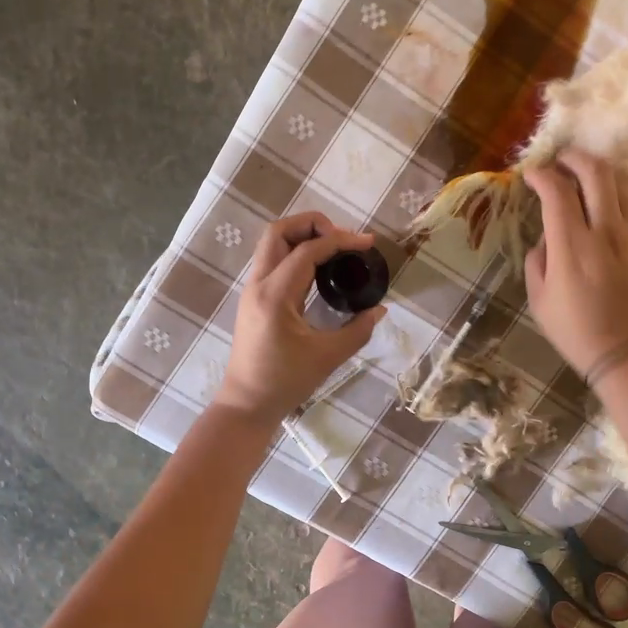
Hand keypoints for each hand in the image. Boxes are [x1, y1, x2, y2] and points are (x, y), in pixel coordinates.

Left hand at [214, 211, 385, 423]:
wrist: (248, 403)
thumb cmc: (285, 382)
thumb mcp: (328, 357)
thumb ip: (358, 330)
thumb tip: (379, 309)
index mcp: (275, 295)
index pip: (308, 251)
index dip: (341, 240)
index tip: (368, 243)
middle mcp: (259, 284)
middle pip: (279, 232)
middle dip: (313, 225)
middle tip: (343, 239)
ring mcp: (253, 290)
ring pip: (272, 244)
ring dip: (302, 237)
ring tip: (334, 250)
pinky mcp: (254, 299)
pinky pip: (273, 262)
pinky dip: (295, 254)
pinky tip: (319, 270)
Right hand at [523, 152, 627, 380]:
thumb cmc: (576, 332)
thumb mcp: (539, 301)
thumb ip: (537, 262)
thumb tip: (546, 239)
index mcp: (572, 247)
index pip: (557, 192)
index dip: (542, 176)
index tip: (531, 175)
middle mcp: (606, 231)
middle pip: (595, 172)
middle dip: (574, 158)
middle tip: (561, 160)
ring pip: (623, 180)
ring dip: (602, 169)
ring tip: (586, 173)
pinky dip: (623, 189)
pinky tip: (612, 197)